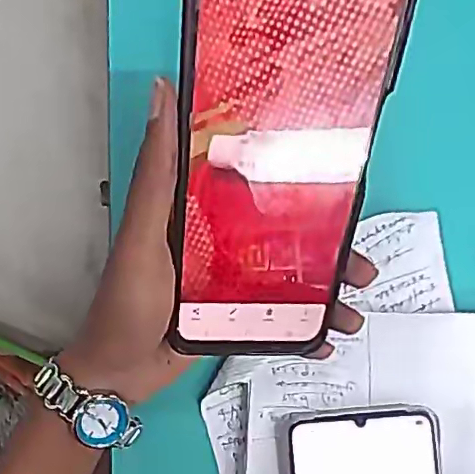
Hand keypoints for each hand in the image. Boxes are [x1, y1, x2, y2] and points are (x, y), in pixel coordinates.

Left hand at [63, 77, 375, 404]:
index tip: (341, 188)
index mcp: (196, 217)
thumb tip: (162, 98)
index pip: (255, 189)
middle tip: (357, 263)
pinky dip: (300, 331)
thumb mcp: (141, 239)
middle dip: (326, 252)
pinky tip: (323, 338)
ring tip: (350, 309)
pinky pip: (271, 322)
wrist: (117, 374)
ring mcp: (222, 289)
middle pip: (282, 240)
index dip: (299, 185)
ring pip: (285, 283)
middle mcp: (214, 248)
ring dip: (322, 294)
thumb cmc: (122, 309)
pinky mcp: (225, 323)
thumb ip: (156, 177)